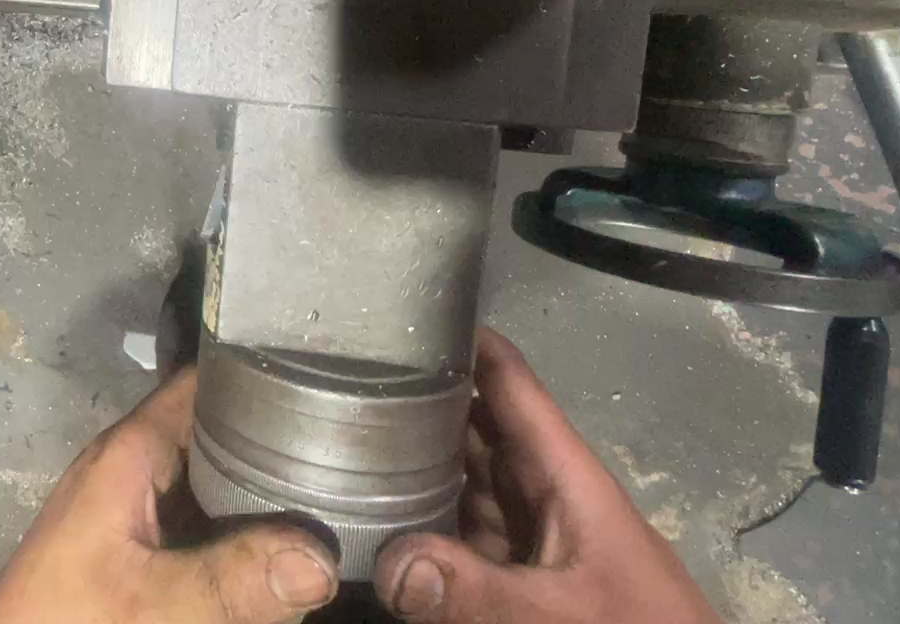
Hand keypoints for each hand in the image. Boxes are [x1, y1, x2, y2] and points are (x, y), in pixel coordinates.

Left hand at [0, 369, 338, 623]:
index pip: (202, 382)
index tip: (318, 377)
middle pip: (214, 428)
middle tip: (344, 443)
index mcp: (133, 450)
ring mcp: (138, 505)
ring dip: (260, 483)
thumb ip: (233, 581)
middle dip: (272, 434)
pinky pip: (201, 518)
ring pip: (212, 476)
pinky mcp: (139, 544)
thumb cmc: (69, 619)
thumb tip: (322, 560)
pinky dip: (240, 522)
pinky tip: (283, 533)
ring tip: (334, 481)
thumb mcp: (153, 605)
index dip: (257, 372)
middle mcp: (137, 465)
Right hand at [373, 328, 720, 623]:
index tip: (398, 307)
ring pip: (454, 470)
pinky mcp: (509, 571)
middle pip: (467, 419)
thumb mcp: (559, 621)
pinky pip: (452, 523)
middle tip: (339, 369)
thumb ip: (474, 592)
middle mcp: (535, 486)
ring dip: (407, 451)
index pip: (506, 378)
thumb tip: (383, 562)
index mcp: (561, 470)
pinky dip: (413, 509)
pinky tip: (366, 501)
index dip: (461, 334)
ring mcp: (521, 530)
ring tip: (338, 422)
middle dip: (412, 391)